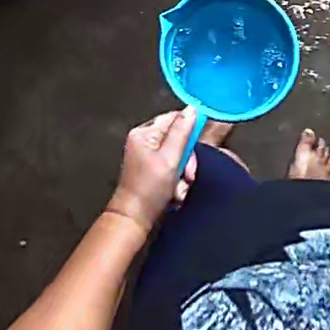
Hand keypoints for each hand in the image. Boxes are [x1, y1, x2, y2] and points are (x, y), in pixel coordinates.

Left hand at [105, 108, 199, 231]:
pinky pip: (173, 168)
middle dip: (187, 160)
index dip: (189, 131)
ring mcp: (147, 156)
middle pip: (178, 138)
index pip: (174, 118)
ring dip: (183, 173)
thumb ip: (182, 132)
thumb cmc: (148, 191)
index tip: (195, 148)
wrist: (134, 220)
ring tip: (177, 188)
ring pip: (178, 156)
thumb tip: (191, 109)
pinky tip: (173, 193)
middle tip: (187, 175)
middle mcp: (144, 141)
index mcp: (144, 133)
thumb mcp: (170, 159)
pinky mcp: (152, 170)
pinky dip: (176, 181)